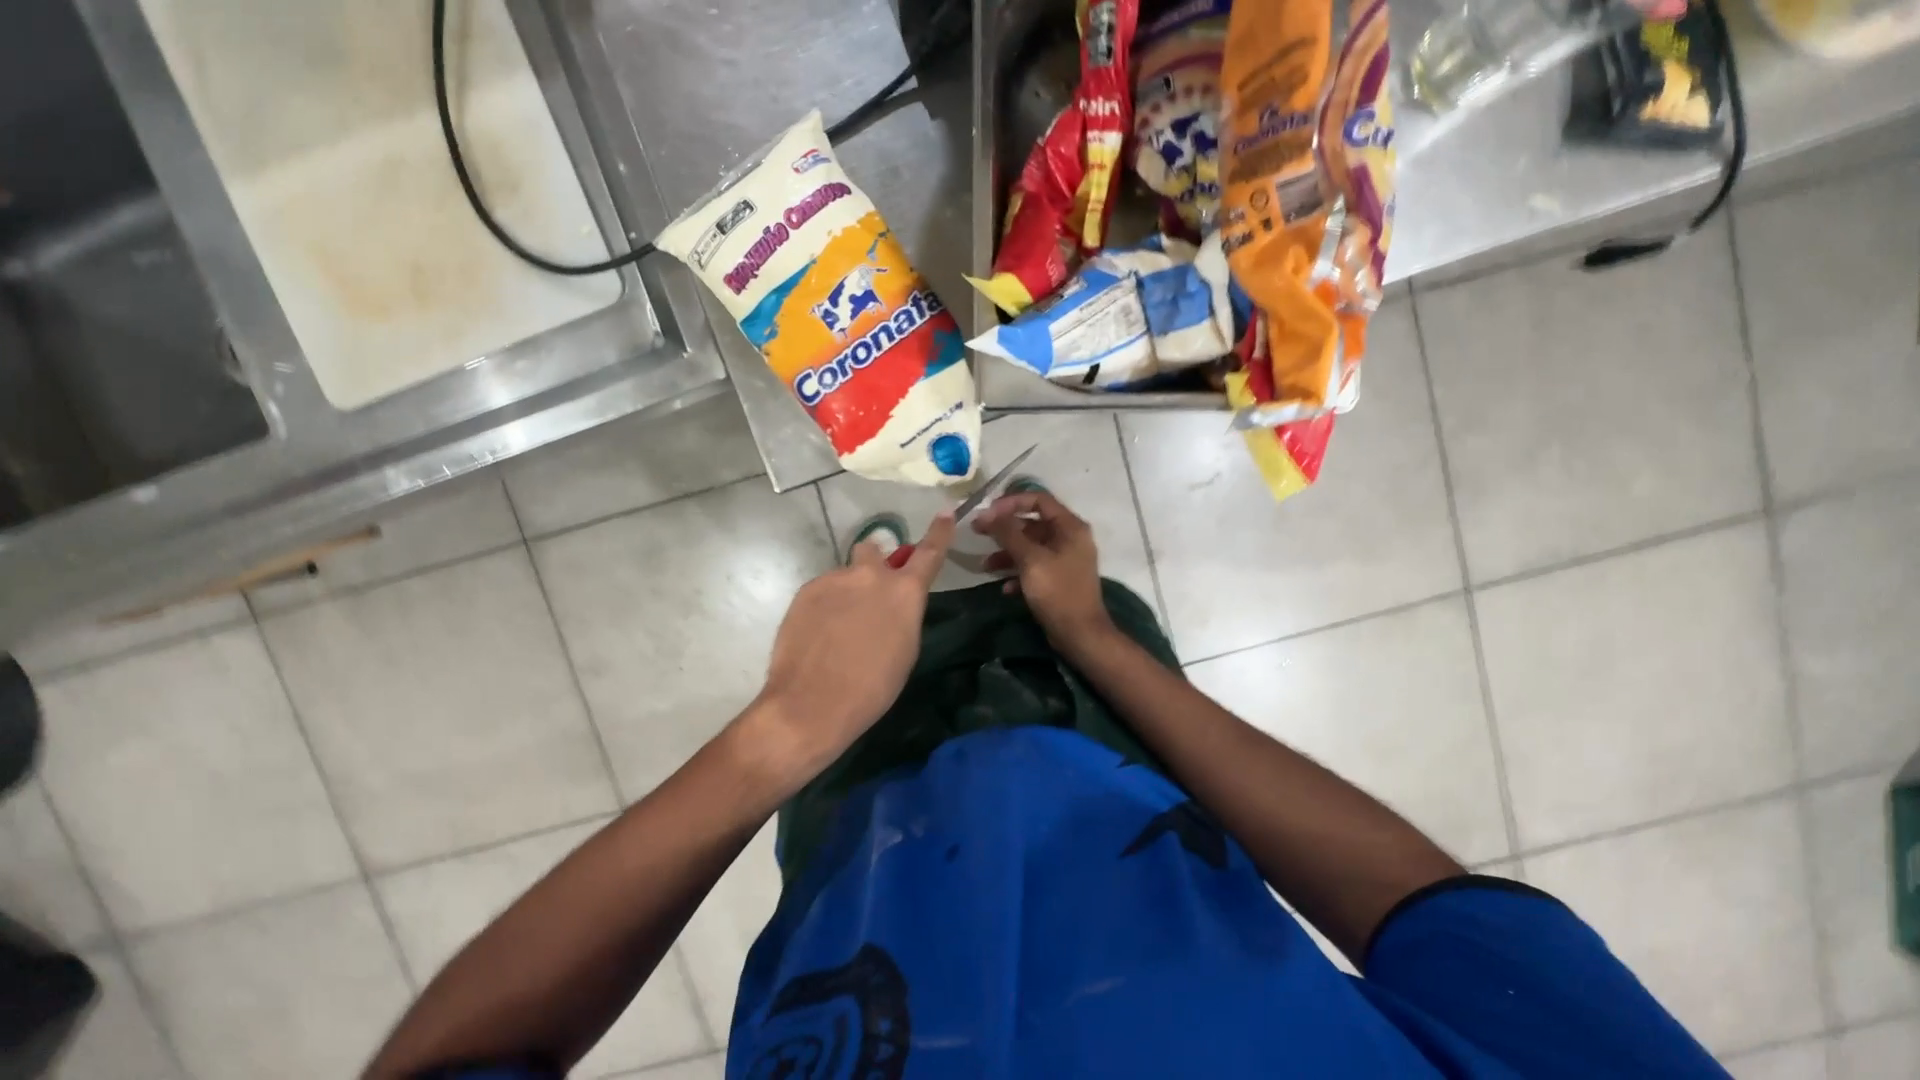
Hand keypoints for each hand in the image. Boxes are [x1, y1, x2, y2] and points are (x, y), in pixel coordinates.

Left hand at [746, 511, 955, 781]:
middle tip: (868, 597)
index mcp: (905, 592)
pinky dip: (824, 607)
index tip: (944, 513)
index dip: (938, 533)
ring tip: (837, 630)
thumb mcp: (904, 651)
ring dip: (847, 593)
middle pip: (874, 549)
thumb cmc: (872, 688)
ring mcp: (835, 579)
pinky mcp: (807, 590)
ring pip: (845, 576)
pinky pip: (822, 591)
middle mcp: (871, 575)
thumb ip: (902, 615)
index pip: (929, 553)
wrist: (813, 702)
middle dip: (874, 564)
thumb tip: (891, 605)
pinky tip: (818, 636)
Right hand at [974, 491, 1114, 647]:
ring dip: (1007, 553)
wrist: (1080, 634)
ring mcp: (1064, 559)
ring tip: (985, 565)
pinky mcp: (1058, 579)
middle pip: (1032, 523)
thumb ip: (1008, 533)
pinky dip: (1018, 573)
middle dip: (1004, 529)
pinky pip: (1034, 567)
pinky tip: (1004, 588)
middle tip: (978, 532)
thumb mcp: (1030, 560)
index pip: (1039, 499)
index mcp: (1070, 527)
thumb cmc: (1057, 592)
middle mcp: (1070, 538)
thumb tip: (987, 513)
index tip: (987, 511)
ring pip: (1030, 547)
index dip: (1011, 502)